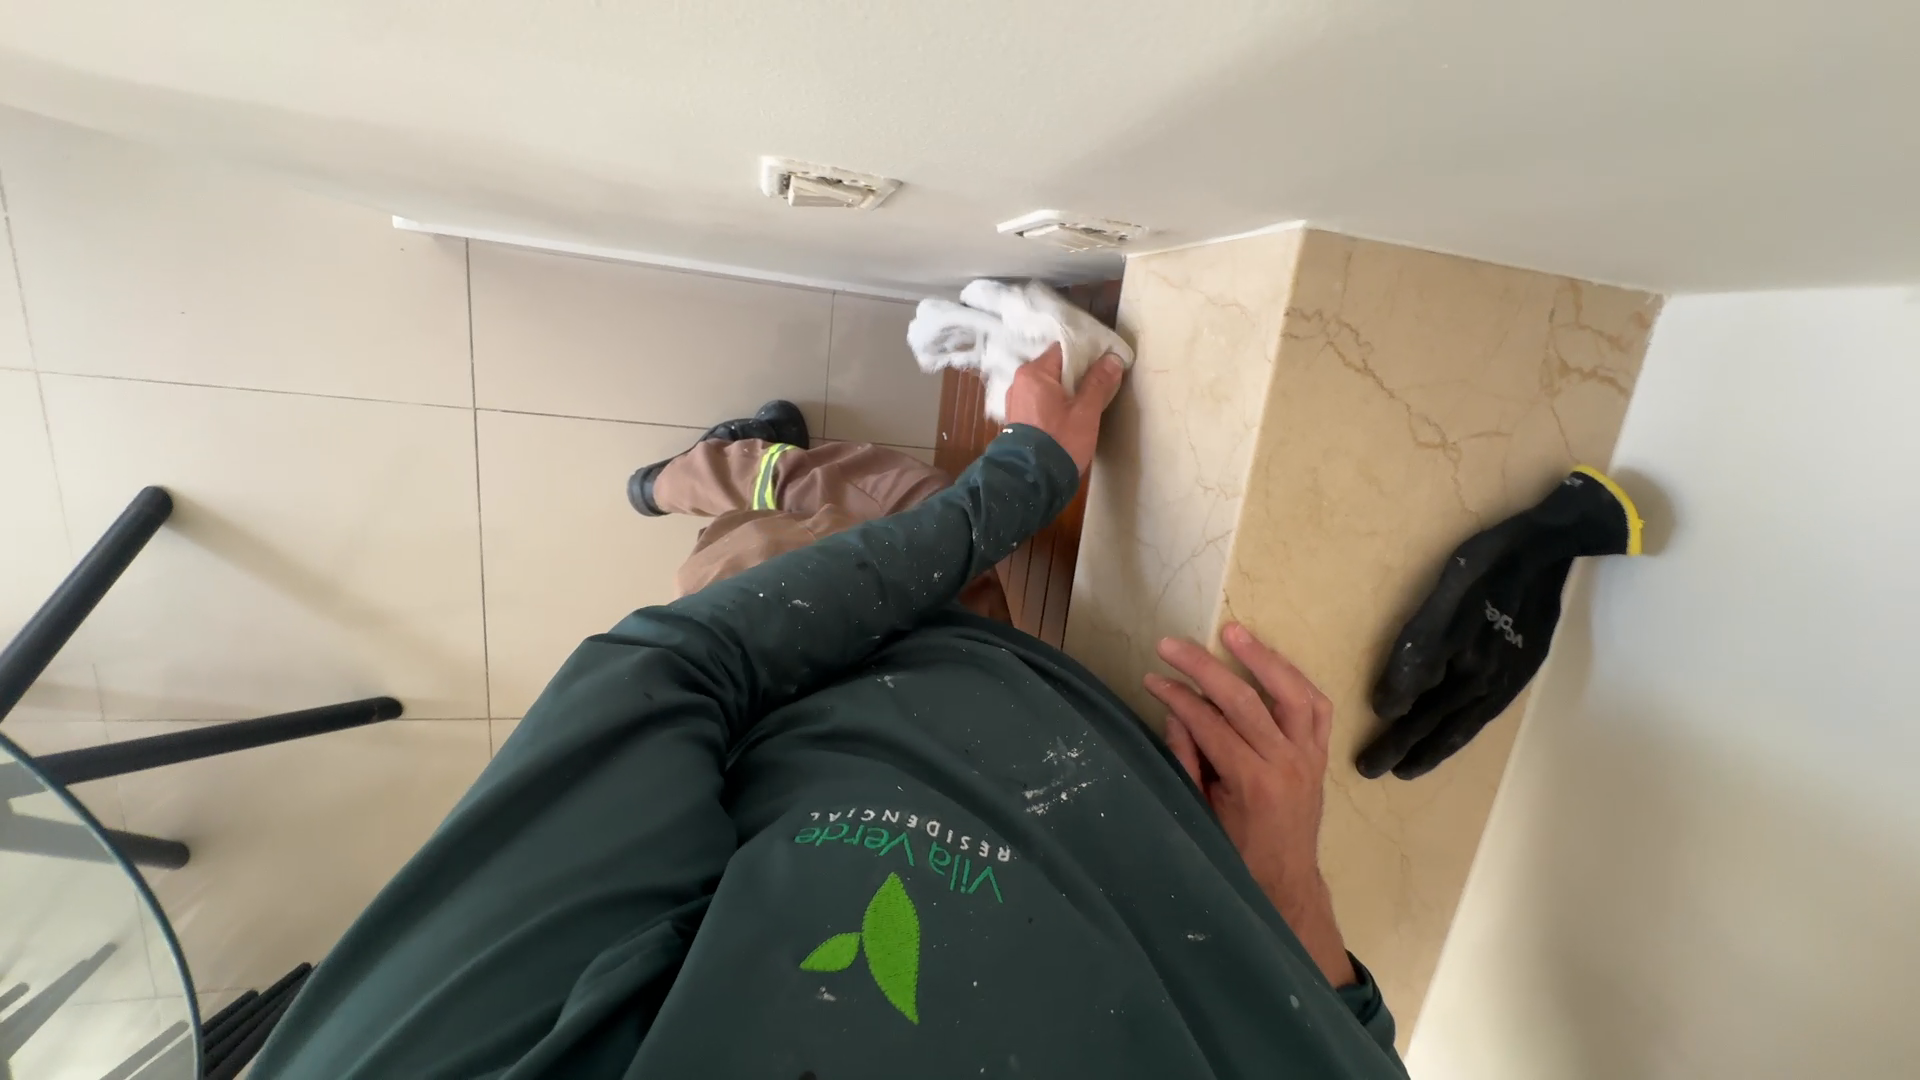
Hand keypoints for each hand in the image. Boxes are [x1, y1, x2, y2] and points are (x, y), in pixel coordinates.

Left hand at [1003, 344, 1124, 473]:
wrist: (1030, 482)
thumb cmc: (1060, 442)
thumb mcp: (1085, 412)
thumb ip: (1099, 383)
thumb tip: (1112, 358)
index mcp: (1034, 373)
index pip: (1064, 348)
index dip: (1088, 352)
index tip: (1106, 361)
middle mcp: (1019, 382)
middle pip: (1055, 367)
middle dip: (1079, 373)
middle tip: (1102, 382)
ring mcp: (1016, 401)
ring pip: (1048, 386)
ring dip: (1068, 389)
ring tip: (1089, 399)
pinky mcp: (1017, 420)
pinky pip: (1040, 401)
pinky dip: (1055, 403)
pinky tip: (1070, 414)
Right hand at [1144, 622, 1356, 987]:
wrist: (1285, 882)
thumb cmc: (1235, 853)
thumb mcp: (1199, 810)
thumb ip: (1187, 759)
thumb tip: (1175, 710)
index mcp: (1252, 782)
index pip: (1210, 723)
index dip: (1177, 696)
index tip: (1152, 678)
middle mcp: (1286, 763)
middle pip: (1244, 700)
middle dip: (1202, 667)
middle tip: (1170, 646)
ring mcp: (1310, 756)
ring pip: (1291, 693)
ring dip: (1261, 658)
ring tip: (1232, 632)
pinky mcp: (1320, 754)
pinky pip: (1316, 707)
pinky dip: (1295, 679)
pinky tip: (1272, 661)